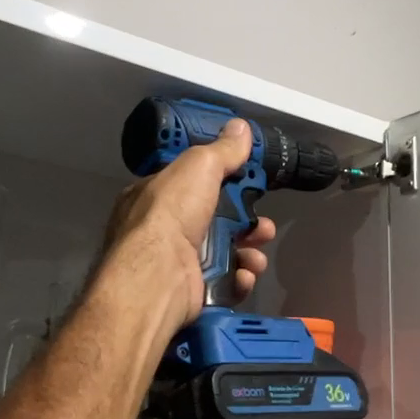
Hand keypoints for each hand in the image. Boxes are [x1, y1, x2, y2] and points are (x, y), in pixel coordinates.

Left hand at [97, 118, 277, 331]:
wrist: (157, 277)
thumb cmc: (172, 213)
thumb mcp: (198, 167)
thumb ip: (222, 150)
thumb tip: (240, 127)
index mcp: (156, 195)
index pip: (194, 184)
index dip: (225, 183)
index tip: (249, 184)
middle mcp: (163, 229)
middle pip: (217, 221)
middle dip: (247, 222)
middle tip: (263, 226)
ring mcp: (177, 263)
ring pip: (225, 253)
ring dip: (249, 252)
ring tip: (255, 255)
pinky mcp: (191, 291)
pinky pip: (224, 283)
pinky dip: (238, 279)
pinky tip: (242, 274)